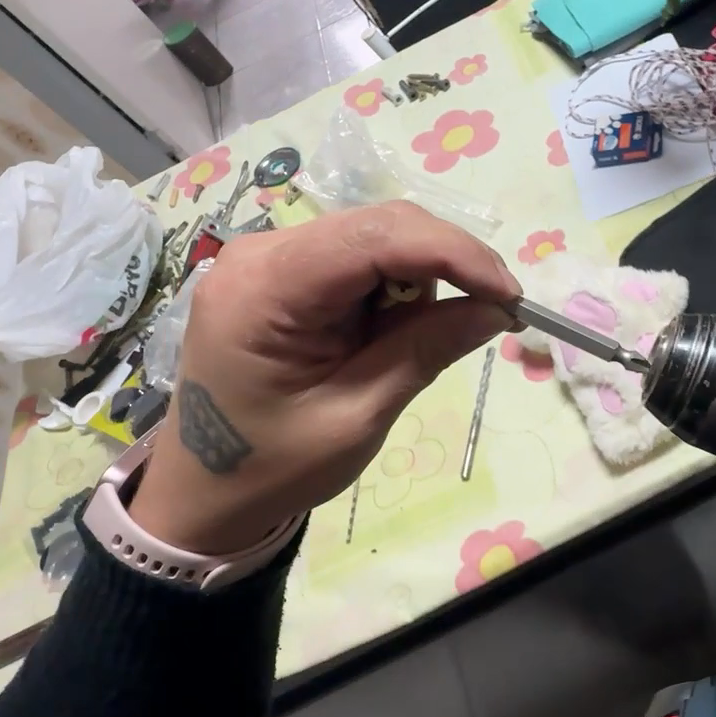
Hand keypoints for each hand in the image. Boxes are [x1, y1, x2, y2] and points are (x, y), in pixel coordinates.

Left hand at [130, 203, 519, 553]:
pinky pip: (362, 258)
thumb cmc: (275, 465)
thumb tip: (498, 309)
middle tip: (496, 311)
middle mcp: (263, 252)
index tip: (509, 296)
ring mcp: (272, 257)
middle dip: (448, 263)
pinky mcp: (286, 271)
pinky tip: (395, 330)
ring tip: (420, 340)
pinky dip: (399, 287)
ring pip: (379, 237)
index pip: (375, 238)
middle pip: (381, 226)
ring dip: (424, 278)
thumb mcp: (358, 417)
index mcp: (265, 289)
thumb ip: (426, 350)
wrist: (206, 490)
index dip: (453, 254)